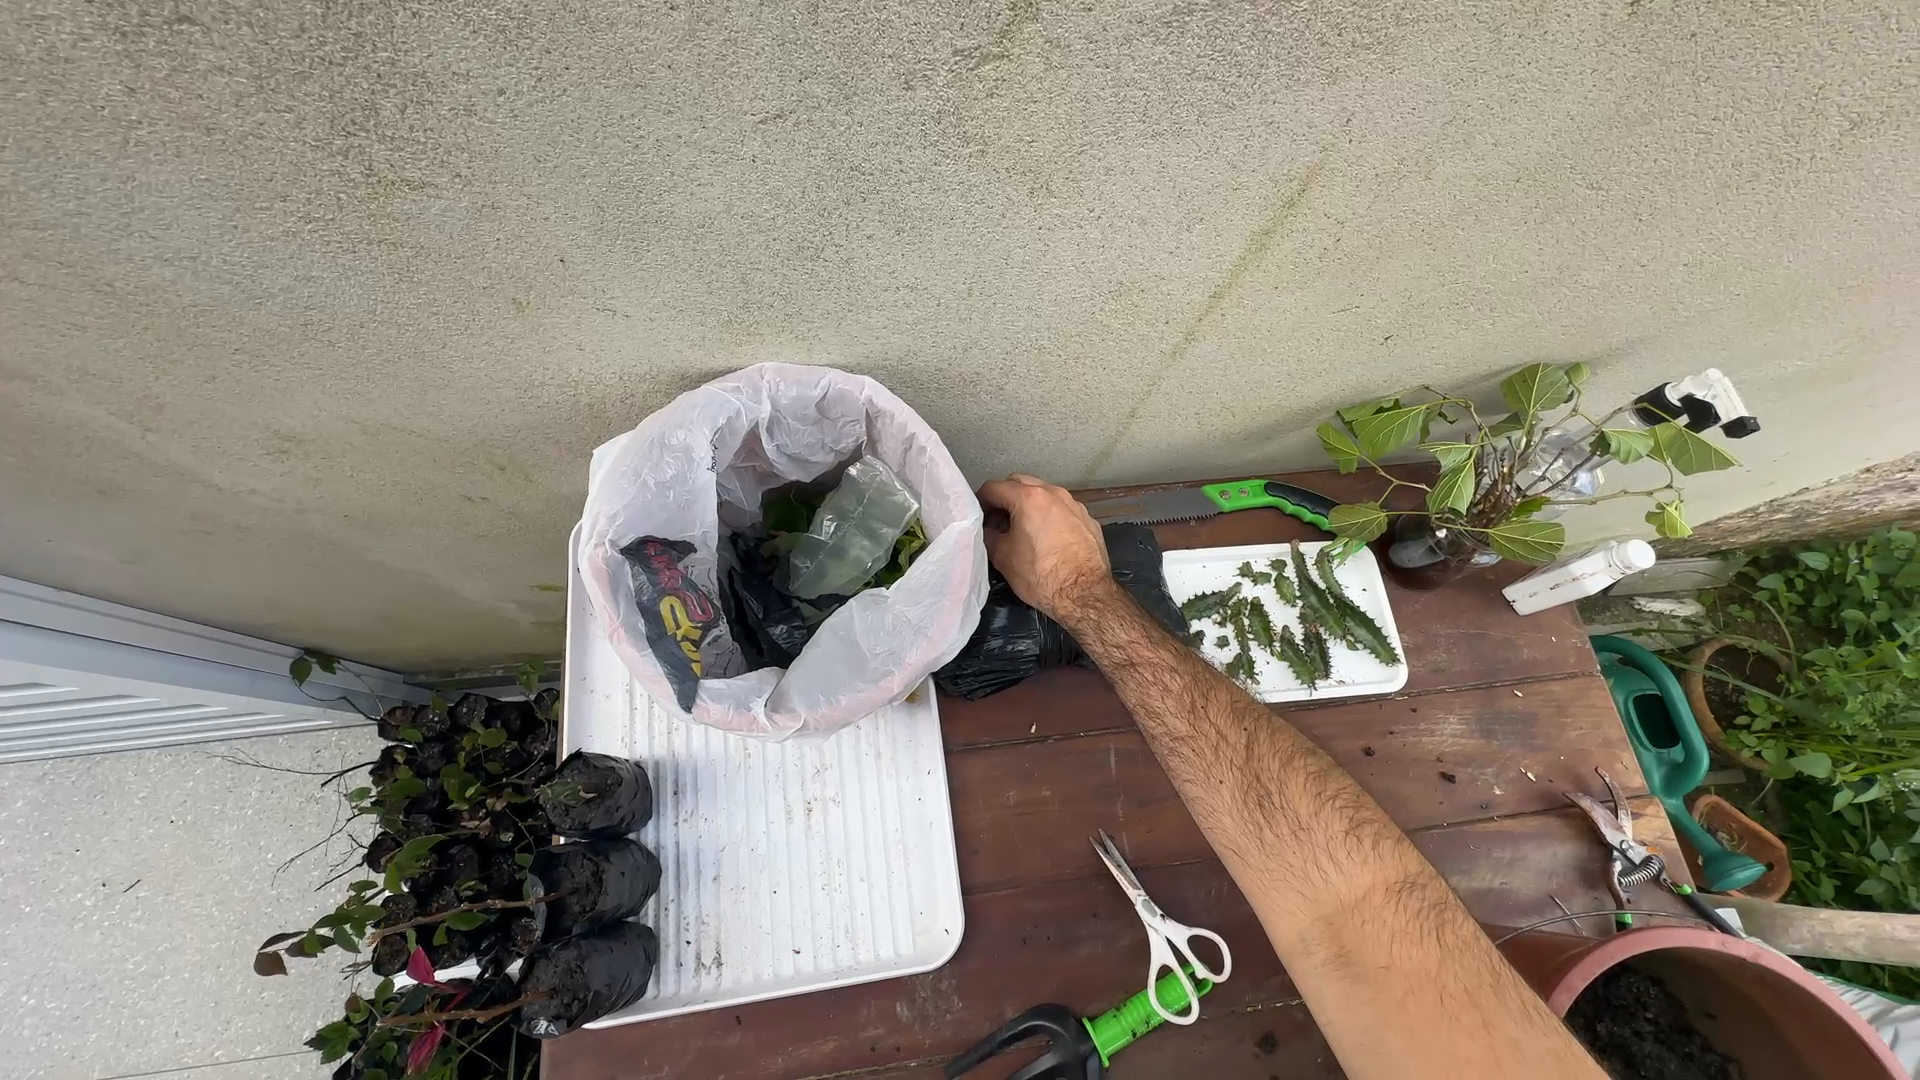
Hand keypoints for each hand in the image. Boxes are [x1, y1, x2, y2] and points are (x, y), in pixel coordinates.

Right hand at [976, 473, 1112, 620]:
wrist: (1084, 595)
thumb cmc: (1042, 577)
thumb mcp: (1002, 557)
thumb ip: (989, 535)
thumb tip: (988, 529)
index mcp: (1029, 498)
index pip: (994, 487)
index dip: (980, 500)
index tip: (978, 513)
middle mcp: (1054, 494)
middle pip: (1020, 482)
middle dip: (1005, 496)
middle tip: (997, 518)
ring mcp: (1074, 505)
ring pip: (1044, 493)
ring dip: (1029, 504)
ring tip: (1022, 527)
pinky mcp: (1087, 519)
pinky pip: (1062, 508)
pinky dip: (1049, 515)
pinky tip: (1046, 537)